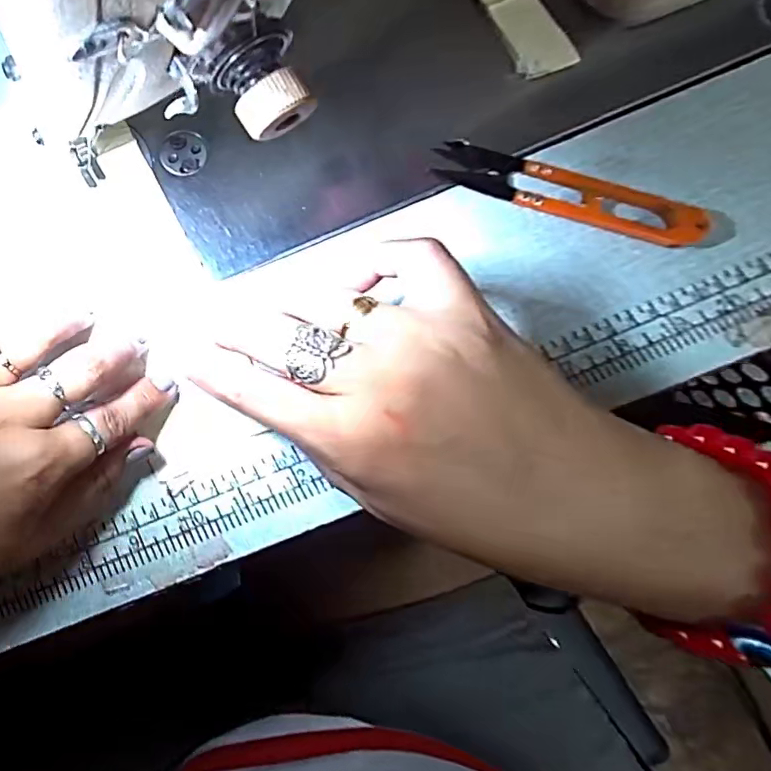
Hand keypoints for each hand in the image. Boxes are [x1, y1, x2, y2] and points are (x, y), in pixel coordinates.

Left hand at [0, 259, 175, 648]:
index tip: (167, 380)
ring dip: (65, 327)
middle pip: (78, 377)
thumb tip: (145, 443)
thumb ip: (99, 486)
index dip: (143, 400)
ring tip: (90, 313)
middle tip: (140, 341)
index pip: (108, 420)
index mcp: (40, 463)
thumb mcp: (46, 534)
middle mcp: (10, 418)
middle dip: (117, 358)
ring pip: (30, 347)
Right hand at [190, 238, 770, 621]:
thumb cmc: (471, 515)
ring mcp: (423, 337)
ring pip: (334, 296)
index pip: (255, 389)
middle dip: (238, 327)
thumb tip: (279, 400)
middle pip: (281, 334)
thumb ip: (321, 445)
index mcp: (350, 437)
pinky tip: (363, 273)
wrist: (579, 500)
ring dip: (299, 301)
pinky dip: (383, 255)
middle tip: (223, 322)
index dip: (212, 368)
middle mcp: (376, 381)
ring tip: (289, 308)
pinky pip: (415, 258)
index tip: (191, 353)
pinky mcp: (466, 310)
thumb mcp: (375, 497)